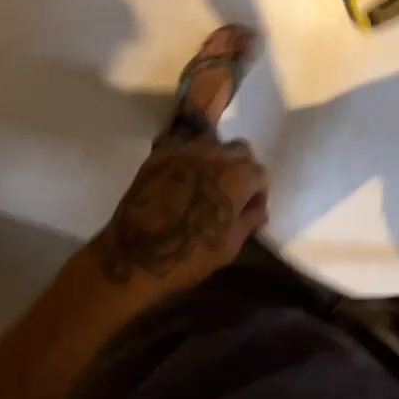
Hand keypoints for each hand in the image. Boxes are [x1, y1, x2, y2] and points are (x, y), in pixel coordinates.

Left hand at [87, 130, 269, 302]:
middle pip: (240, 150)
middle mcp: (217, 153)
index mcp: (240, 176)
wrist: (137, 254)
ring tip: (204, 181)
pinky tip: (180, 172)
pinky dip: (186, 153)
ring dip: (214, 158)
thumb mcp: (230, 246)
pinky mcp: (160, 152)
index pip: (261, 173)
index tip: (249, 209)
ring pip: (211, 142)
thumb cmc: (191, 255)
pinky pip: (181, 142)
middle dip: (240, 169)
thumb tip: (259, 210)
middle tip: (230, 193)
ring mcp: (187, 149)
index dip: (258, 193)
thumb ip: (249, 221)